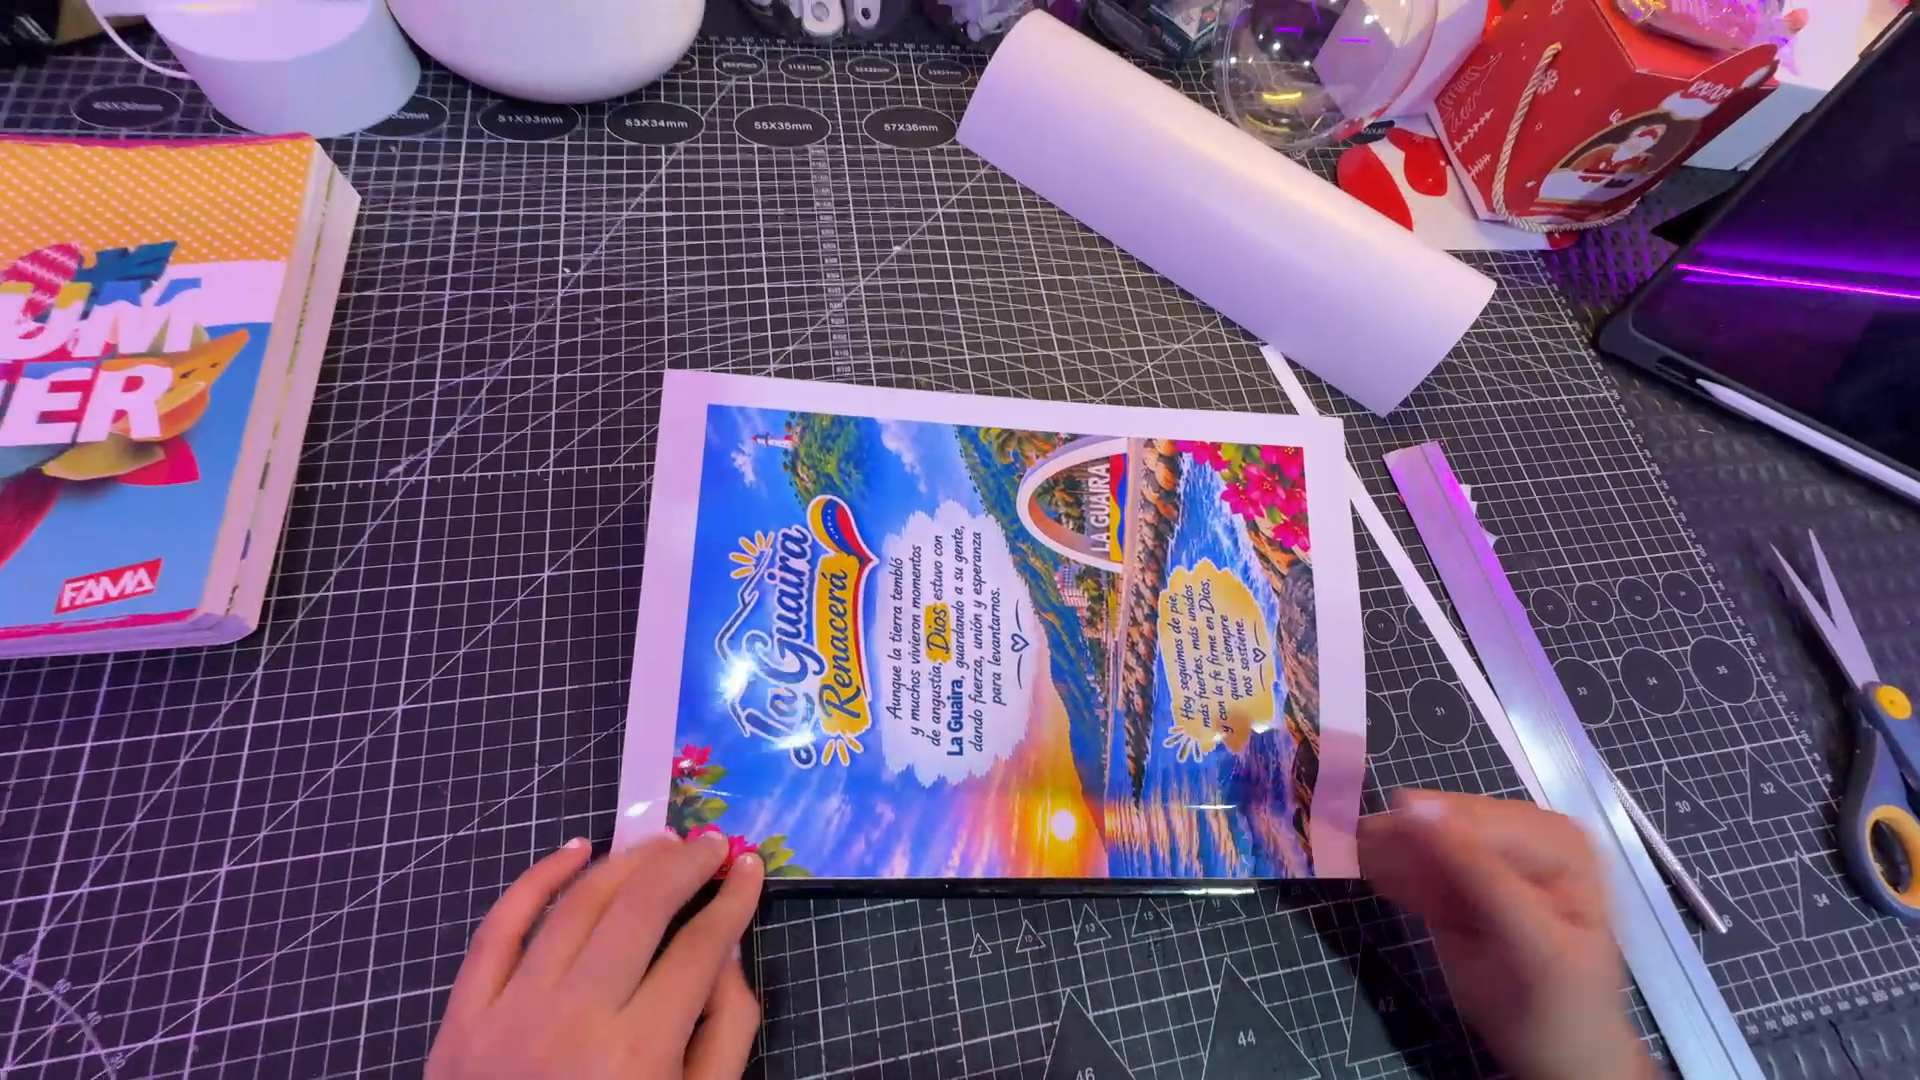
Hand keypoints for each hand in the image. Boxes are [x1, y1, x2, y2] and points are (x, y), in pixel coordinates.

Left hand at [427, 831, 764, 1079]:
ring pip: (578, 904)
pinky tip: (577, 849)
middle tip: (713, 844)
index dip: (735, 898)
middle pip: (642, 907)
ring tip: (661, 843)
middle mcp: (572, 1024)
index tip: (751, 868)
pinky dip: (536, 879)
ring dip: (628, 860)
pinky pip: (497, 930)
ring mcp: (508, 1018)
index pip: (702, 944)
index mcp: (637, 1056)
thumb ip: (728, 1027)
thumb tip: (728, 947)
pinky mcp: (460, 1024)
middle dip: (688, 862)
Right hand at [1359, 790, 1656, 1079]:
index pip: (1483, 819)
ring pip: (1422, 839)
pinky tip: (1377, 880)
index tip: (1374, 832)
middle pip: (1446, 821)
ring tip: (1360, 861)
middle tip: (1358, 845)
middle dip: (1404, 836)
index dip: (1429, 823)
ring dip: (1389, 851)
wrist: (1554, 1057)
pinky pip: (1413, 864)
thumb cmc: (1561, 1004)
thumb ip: (1481, 872)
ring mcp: (1485, 859)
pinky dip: (1391, 872)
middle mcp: (1520, 839)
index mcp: (1558, 843)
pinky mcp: (1453, 880)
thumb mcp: (1532, 940)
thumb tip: (1415, 808)